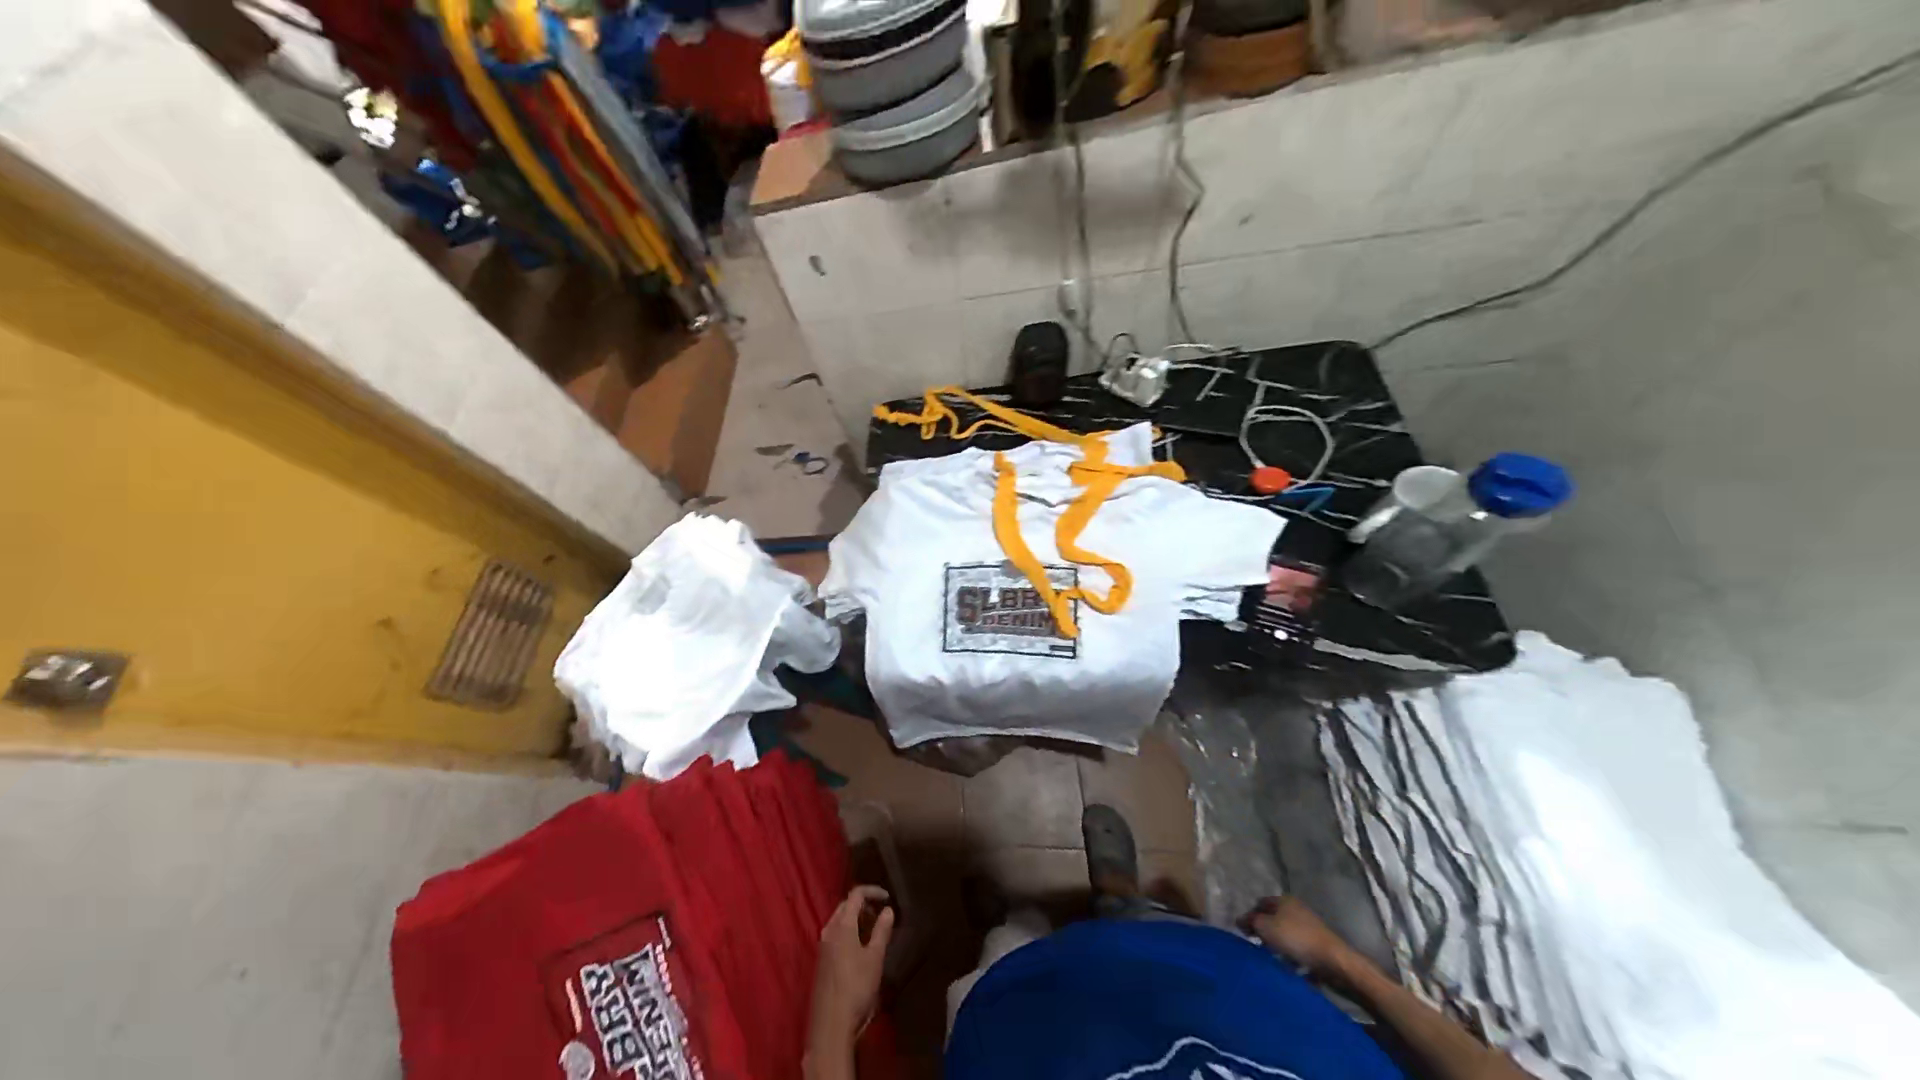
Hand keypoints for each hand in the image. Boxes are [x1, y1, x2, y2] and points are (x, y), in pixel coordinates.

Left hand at [810, 885, 895, 1049]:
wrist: (831, 1025)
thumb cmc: (857, 988)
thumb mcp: (875, 958)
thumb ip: (881, 931)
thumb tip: (888, 910)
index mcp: (842, 926)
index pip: (855, 895)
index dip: (872, 891)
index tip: (888, 897)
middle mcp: (828, 930)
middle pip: (845, 906)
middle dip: (863, 904)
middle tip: (881, 913)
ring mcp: (822, 946)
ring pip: (839, 920)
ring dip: (856, 918)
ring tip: (873, 929)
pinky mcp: (821, 961)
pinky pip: (835, 934)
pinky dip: (849, 931)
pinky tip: (860, 946)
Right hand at [1240, 896, 1354, 979]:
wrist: (1334, 961)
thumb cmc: (1296, 938)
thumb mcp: (1265, 927)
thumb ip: (1250, 921)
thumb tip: (1239, 920)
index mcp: (1283, 899)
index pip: (1259, 904)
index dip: (1250, 917)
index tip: (1245, 934)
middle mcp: (1296, 909)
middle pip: (1272, 919)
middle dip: (1264, 933)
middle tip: (1259, 947)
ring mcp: (1309, 926)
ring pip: (1285, 934)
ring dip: (1278, 946)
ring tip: (1275, 959)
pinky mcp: (1318, 943)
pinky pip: (1298, 947)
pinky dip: (1292, 956)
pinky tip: (1291, 966)